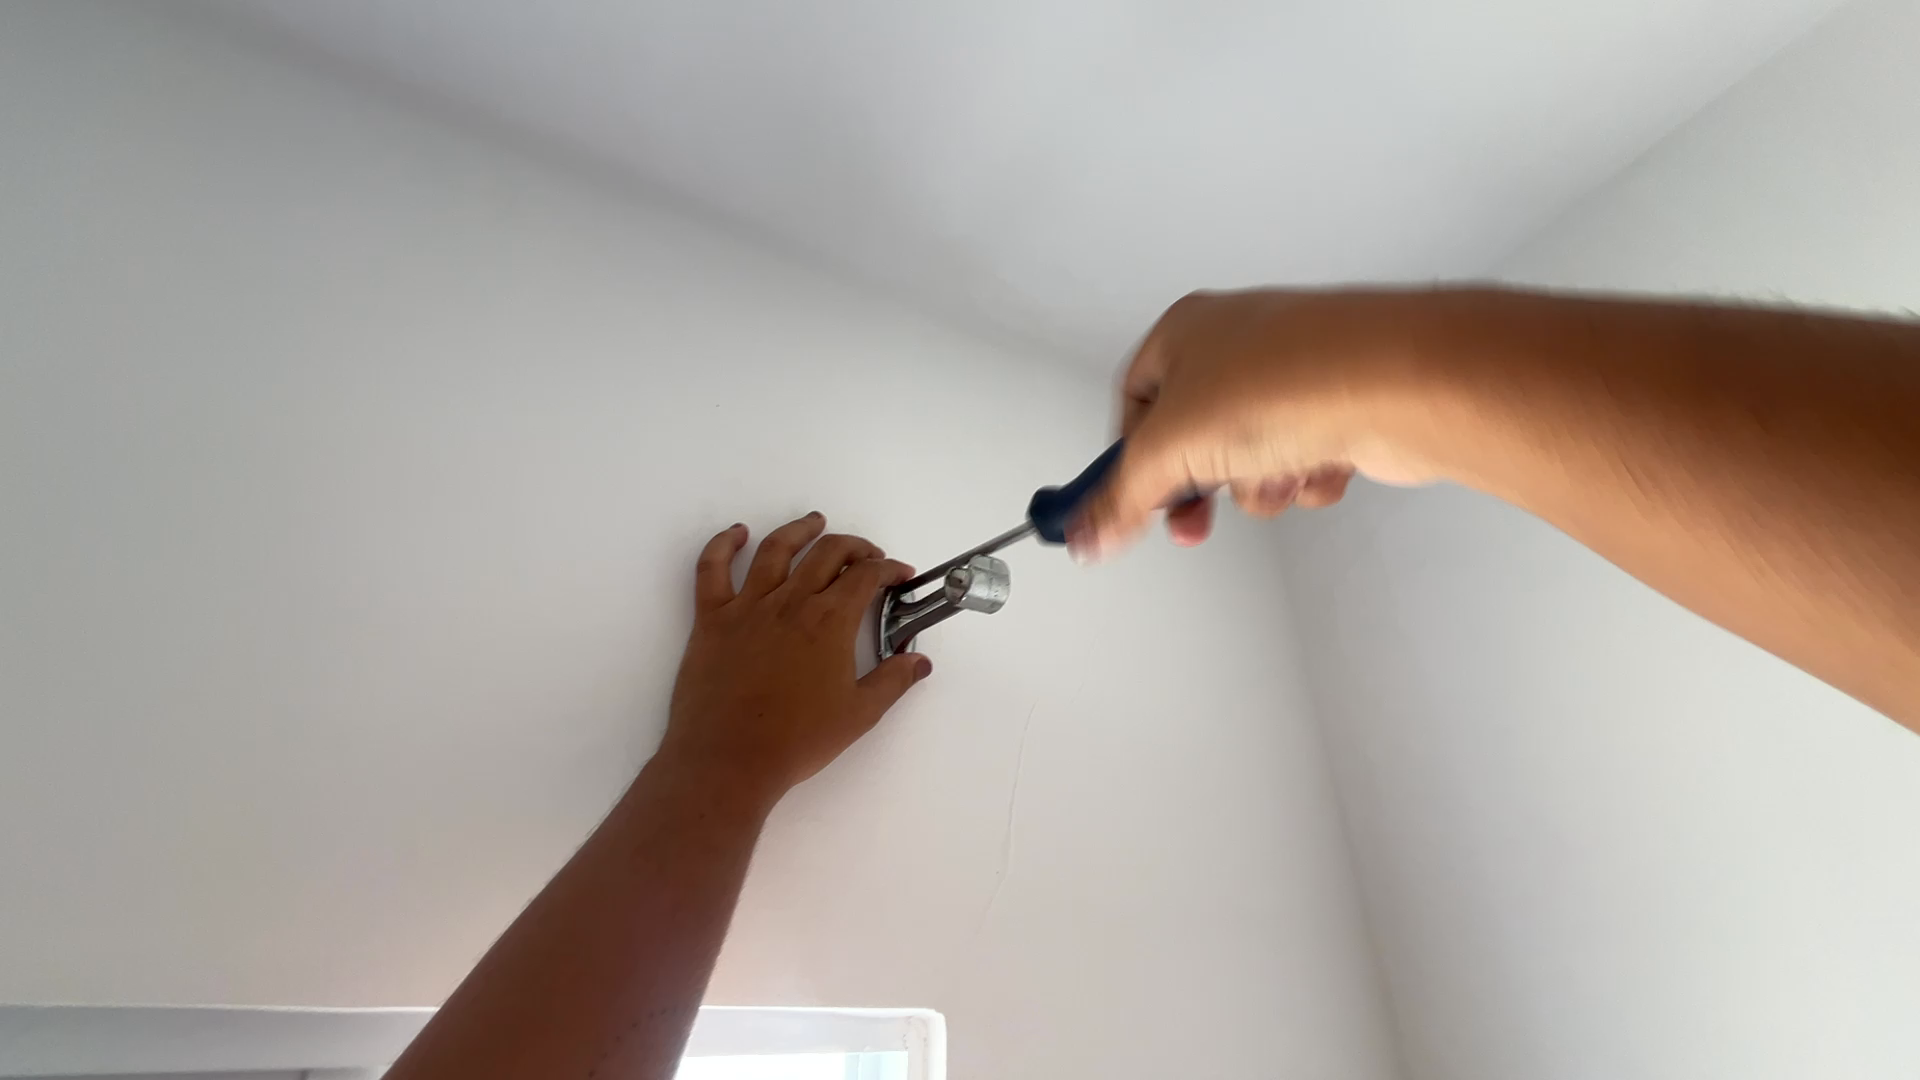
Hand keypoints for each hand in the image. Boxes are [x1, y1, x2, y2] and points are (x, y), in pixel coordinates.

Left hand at [658, 513, 931, 804]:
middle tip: (867, 555)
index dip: (889, 569)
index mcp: (830, 621)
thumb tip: (920, 661)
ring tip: (814, 522)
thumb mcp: (859, 714)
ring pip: (776, 549)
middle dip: (855, 546)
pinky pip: (711, 569)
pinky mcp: (711, 618)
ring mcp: (747, 605)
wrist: (728, 761)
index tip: (899, 574)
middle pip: (828, 553)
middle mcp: (791, 601)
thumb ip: (894, 681)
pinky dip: (722, 544)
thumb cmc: (797, 740)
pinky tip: (736, 533)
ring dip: (800, 530)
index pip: (866, 576)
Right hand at [1073, 288, 1449, 556]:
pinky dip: (1301, 475)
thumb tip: (1087, 534)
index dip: (1126, 461)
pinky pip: (1296, 459)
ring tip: (1273, 470)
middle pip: (1189, 438)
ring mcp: (1289, 374)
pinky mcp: (1335, 405)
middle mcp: (1235, 346)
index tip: (1126, 506)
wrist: (1404, 382)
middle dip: (1196, 486)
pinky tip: (1316, 462)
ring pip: (1244, 457)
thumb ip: (1120, 498)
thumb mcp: (1168, 448)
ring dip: (1253, 484)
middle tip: (1191, 523)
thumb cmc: (1288, 381)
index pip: (1132, 406)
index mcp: (1184, 333)